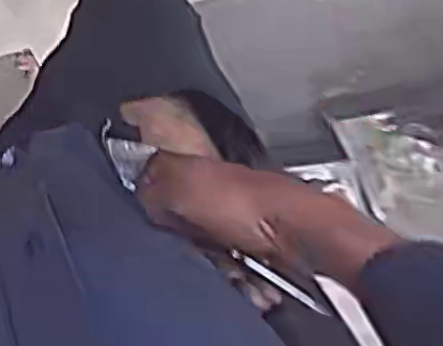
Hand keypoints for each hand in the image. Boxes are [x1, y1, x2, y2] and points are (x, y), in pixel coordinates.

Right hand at [137, 152, 401, 290]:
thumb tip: (138, 201)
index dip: (150, 208)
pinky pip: (234, 264)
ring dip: (219, 267)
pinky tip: (250, 280)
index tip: (160, 225)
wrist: (304, 232)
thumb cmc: (244, 202)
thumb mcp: (175, 189)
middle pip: (177, 222)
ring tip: (236, 274)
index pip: (146, 182)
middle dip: (190, 247)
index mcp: (181, 163)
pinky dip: (241, 277)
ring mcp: (231, 212)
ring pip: (206, 248)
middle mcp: (204, 184)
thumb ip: (145, 190)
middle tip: (202, 253)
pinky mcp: (255, 241)